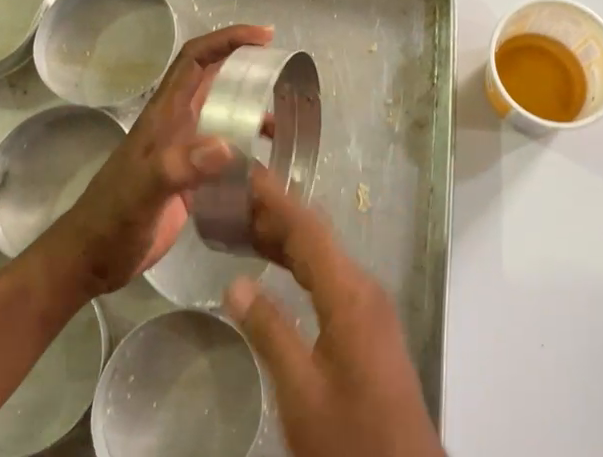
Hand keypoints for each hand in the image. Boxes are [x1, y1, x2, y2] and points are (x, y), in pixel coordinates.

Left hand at [44, 24, 272, 296]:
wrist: (90, 260)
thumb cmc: (113, 221)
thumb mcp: (144, 191)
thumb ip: (179, 167)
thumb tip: (226, 146)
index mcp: (164, 116)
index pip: (196, 59)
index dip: (228, 39)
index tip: (265, 37)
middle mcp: (175, 125)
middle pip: (212, 78)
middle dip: (246, 66)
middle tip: (283, 72)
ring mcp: (182, 152)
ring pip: (220, 114)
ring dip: (250, 109)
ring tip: (284, 119)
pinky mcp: (188, 179)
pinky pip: (224, 150)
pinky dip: (246, 148)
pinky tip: (265, 164)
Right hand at [225, 167, 443, 456]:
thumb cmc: (349, 434)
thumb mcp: (299, 388)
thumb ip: (270, 331)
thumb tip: (236, 283)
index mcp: (350, 294)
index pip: (309, 229)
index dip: (277, 198)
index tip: (246, 172)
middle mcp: (364, 289)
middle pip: (317, 238)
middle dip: (276, 214)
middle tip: (232, 198)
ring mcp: (370, 307)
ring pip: (324, 258)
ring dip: (287, 239)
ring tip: (243, 226)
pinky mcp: (369, 326)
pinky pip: (331, 278)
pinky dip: (300, 265)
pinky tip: (277, 270)